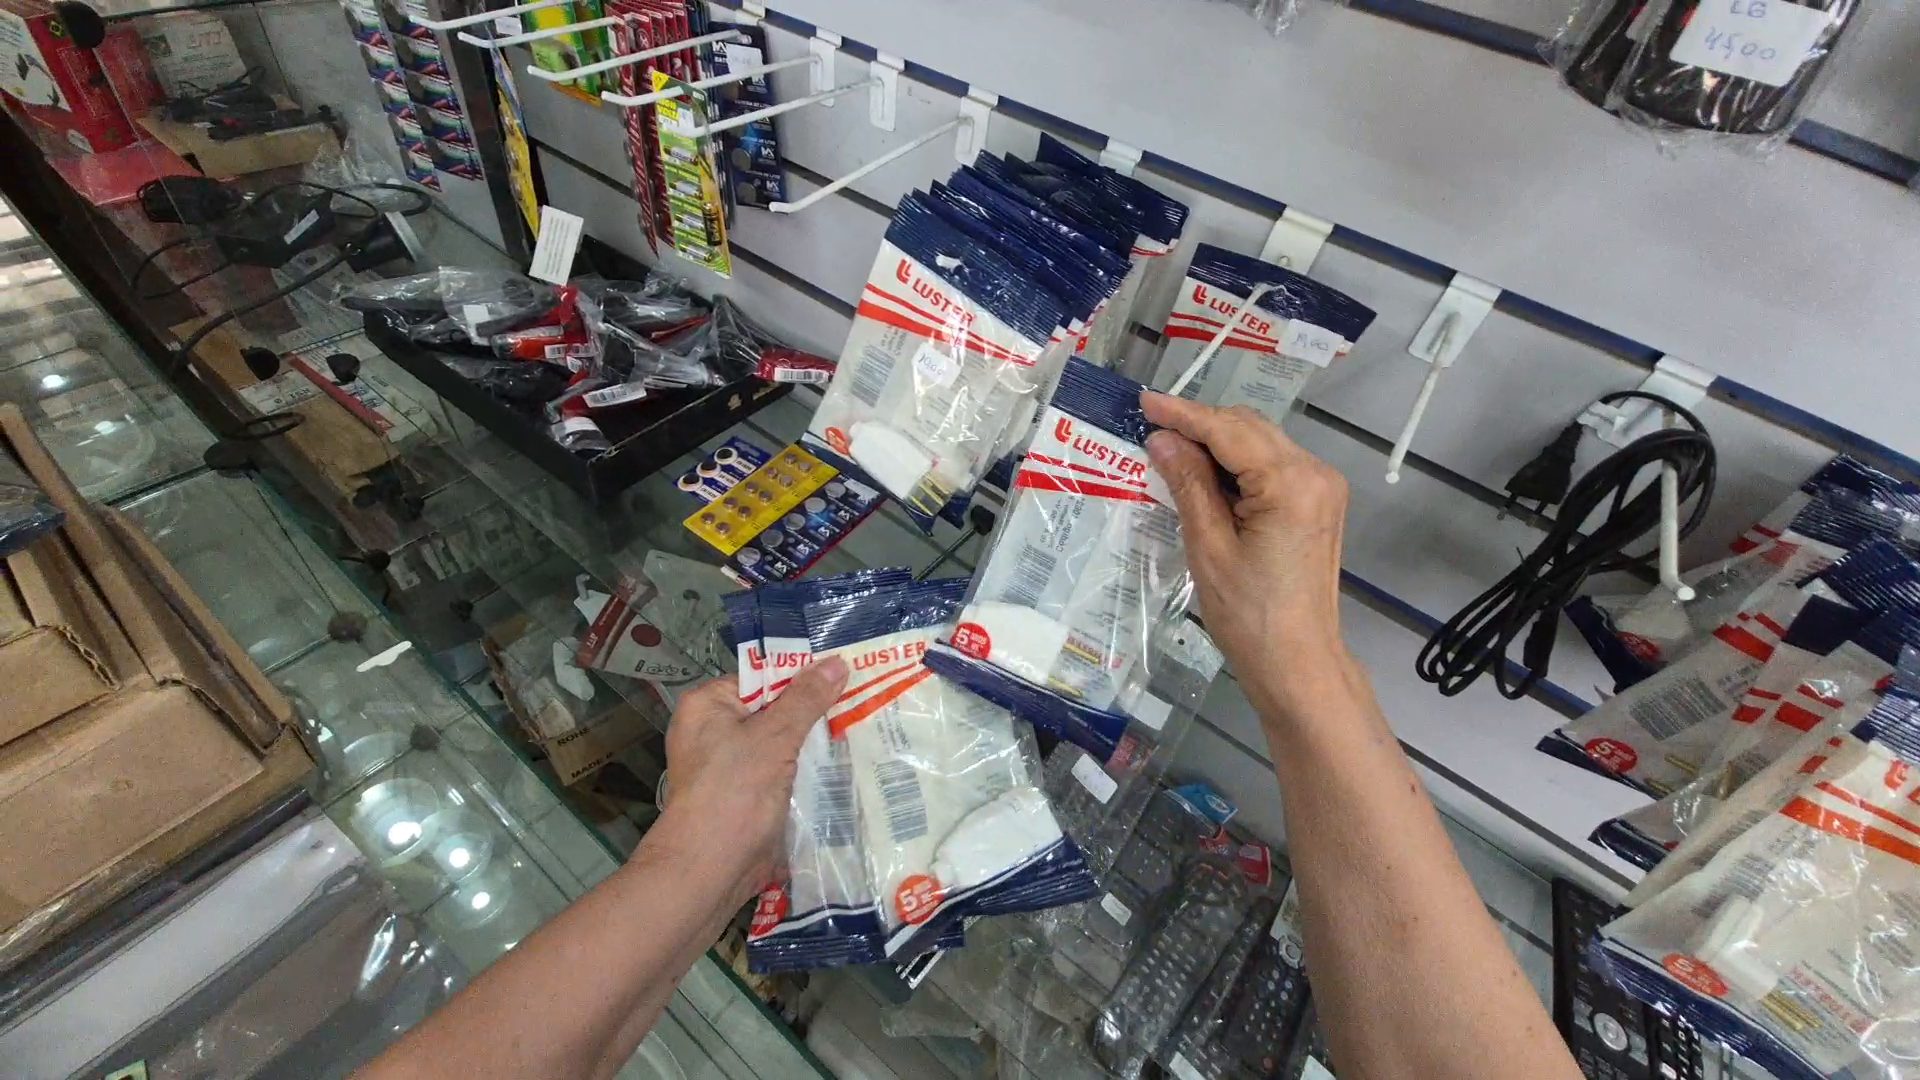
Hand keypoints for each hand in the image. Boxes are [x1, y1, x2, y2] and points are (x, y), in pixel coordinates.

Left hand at [648, 658, 848, 907]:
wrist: (709, 872)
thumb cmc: (734, 793)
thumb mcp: (775, 737)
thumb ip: (807, 698)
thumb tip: (838, 661)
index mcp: (709, 705)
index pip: (764, 675)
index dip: (804, 674)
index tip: (847, 671)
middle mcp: (716, 729)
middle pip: (775, 707)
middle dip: (815, 708)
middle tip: (864, 696)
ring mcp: (732, 763)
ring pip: (782, 739)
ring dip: (816, 739)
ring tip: (864, 723)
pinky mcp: (748, 792)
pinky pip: (783, 767)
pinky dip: (808, 765)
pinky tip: (845, 759)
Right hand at [1141, 393, 1350, 711]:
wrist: (1297, 660)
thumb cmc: (1248, 613)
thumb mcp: (1208, 547)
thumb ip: (1188, 484)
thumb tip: (1162, 440)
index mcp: (1291, 483)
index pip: (1229, 431)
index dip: (1184, 414)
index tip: (1146, 401)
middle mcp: (1315, 473)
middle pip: (1249, 429)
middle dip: (1200, 424)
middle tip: (1152, 429)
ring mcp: (1322, 487)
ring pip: (1261, 443)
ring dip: (1217, 442)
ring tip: (1171, 449)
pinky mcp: (1318, 503)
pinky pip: (1271, 465)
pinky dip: (1236, 463)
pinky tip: (1204, 474)